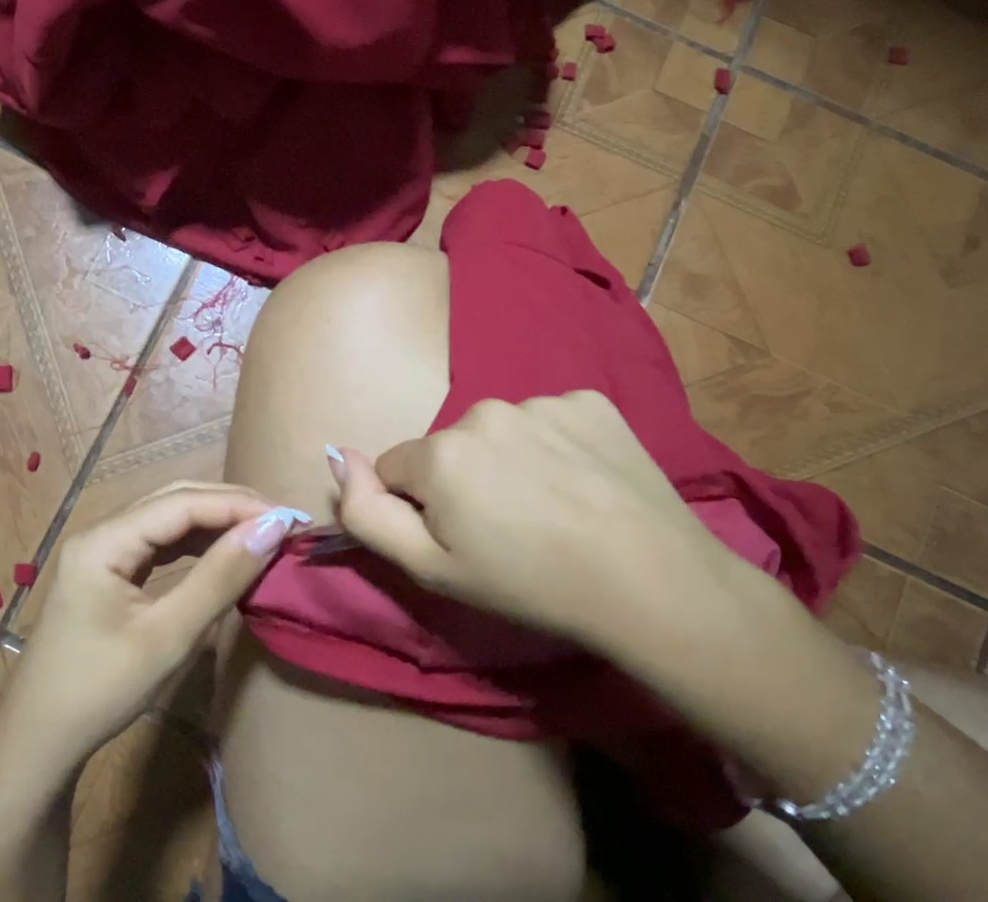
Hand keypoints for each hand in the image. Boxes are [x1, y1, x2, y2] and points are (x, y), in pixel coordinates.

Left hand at [8, 483, 306, 765]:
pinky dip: (196, 544)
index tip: (291, 520)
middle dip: (230, 507)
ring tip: (264, 535)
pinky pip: (158, 544)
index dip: (239, 505)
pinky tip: (224, 553)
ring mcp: (100, 553)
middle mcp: (100, 534)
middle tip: (284, 525)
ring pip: (167, 520)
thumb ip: (220, 577)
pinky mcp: (106, 574)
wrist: (39, 742)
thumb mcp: (169, 636)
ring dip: (216, 523)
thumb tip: (272, 528)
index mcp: (104, 541)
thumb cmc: (101, 691)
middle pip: (174, 501)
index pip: (183, 503)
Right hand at [329, 391, 778, 659]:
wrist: (649, 579)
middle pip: (450, 449)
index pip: (398, 470)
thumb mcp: (431, 571)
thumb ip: (367, 515)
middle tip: (509, 532)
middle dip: (464, 482)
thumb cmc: (529, 585)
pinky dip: (556, 447)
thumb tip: (338, 458)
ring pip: (501, 434)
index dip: (420, 510)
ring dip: (511, 463)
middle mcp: (483, 411)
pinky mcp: (590, 402)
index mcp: (440, 453)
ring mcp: (542, 401)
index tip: (461, 541)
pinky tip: (583, 484)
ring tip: (553, 511)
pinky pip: (550, 421)